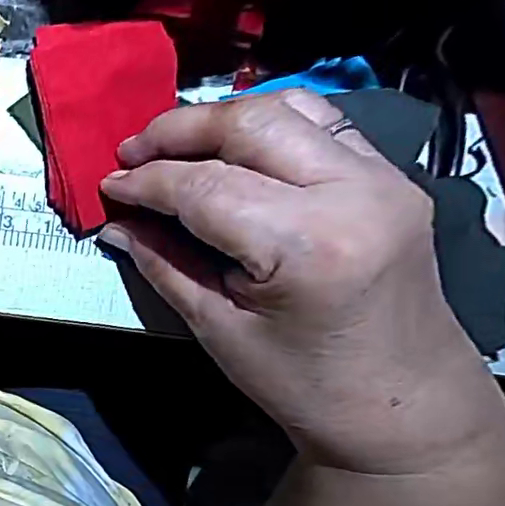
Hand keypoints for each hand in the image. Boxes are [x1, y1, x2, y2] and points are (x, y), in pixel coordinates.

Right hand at [101, 90, 504, 474]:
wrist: (400, 396)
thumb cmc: (295, 375)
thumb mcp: (211, 323)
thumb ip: (162, 261)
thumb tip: (116, 221)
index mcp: (309, 243)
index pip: (205, 186)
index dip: (143, 182)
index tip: (105, 188)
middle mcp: (357, 195)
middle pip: (253, 125)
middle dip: (177, 130)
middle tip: (128, 155)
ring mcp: (383, 180)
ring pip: (290, 109)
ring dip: (217, 120)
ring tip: (168, 147)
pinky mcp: (386, 178)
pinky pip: (317, 125)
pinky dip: (258, 126)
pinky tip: (220, 151)